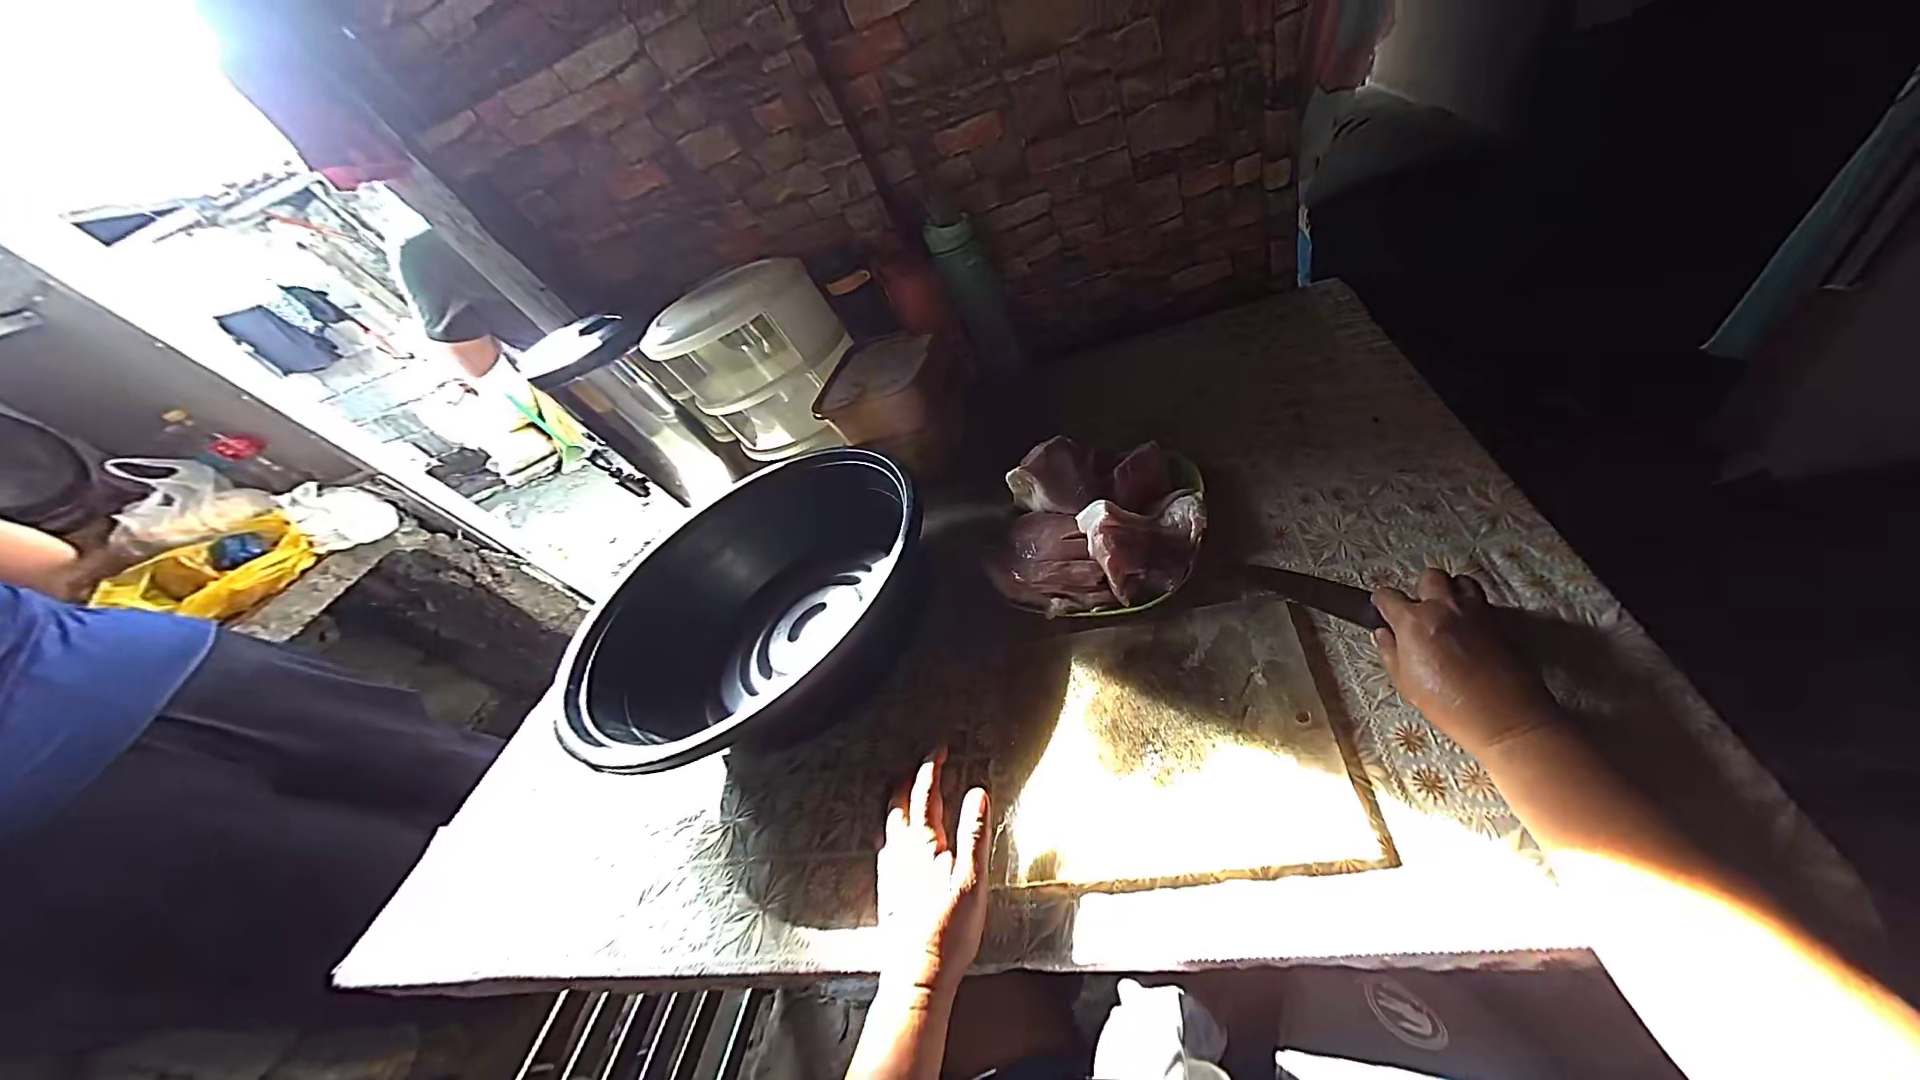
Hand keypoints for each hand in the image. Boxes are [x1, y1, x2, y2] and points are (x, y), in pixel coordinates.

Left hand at [877, 752, 990, 995]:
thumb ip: (974, 833)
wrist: (917, 974)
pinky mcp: (887, 884)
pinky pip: (884, 839)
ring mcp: (890, 866)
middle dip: (911, 777)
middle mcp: (900, 848)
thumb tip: (978, 793)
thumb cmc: (950, 930)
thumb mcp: (972, 879)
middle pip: (900, 800)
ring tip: (906, 787)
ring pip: (888, 819)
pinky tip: (893, 832)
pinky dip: (891, 822)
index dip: (931, 767)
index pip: (926, 793)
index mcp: (923, 842)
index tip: (938, 749)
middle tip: (924, 763)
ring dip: (898, 796)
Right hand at [1372, 568, 1560, 752]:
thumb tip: (1384, 635)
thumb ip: (1390, 652)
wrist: (1506, 719)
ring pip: (1462, 582)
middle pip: (1431, 577)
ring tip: (1447, 609)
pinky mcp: (1502, 624)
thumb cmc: (1448, 704)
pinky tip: (1468, 628)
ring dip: (1451, 591)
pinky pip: (1484, 603)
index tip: (1381, 608)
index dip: (1381, 601)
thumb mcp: (1405, 682)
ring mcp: (1477, 613)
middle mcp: (1445, 608)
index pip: (1388, 595)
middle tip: (1418, 606)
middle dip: (1421, 587)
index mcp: (1413, 621)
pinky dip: (1473, 608)